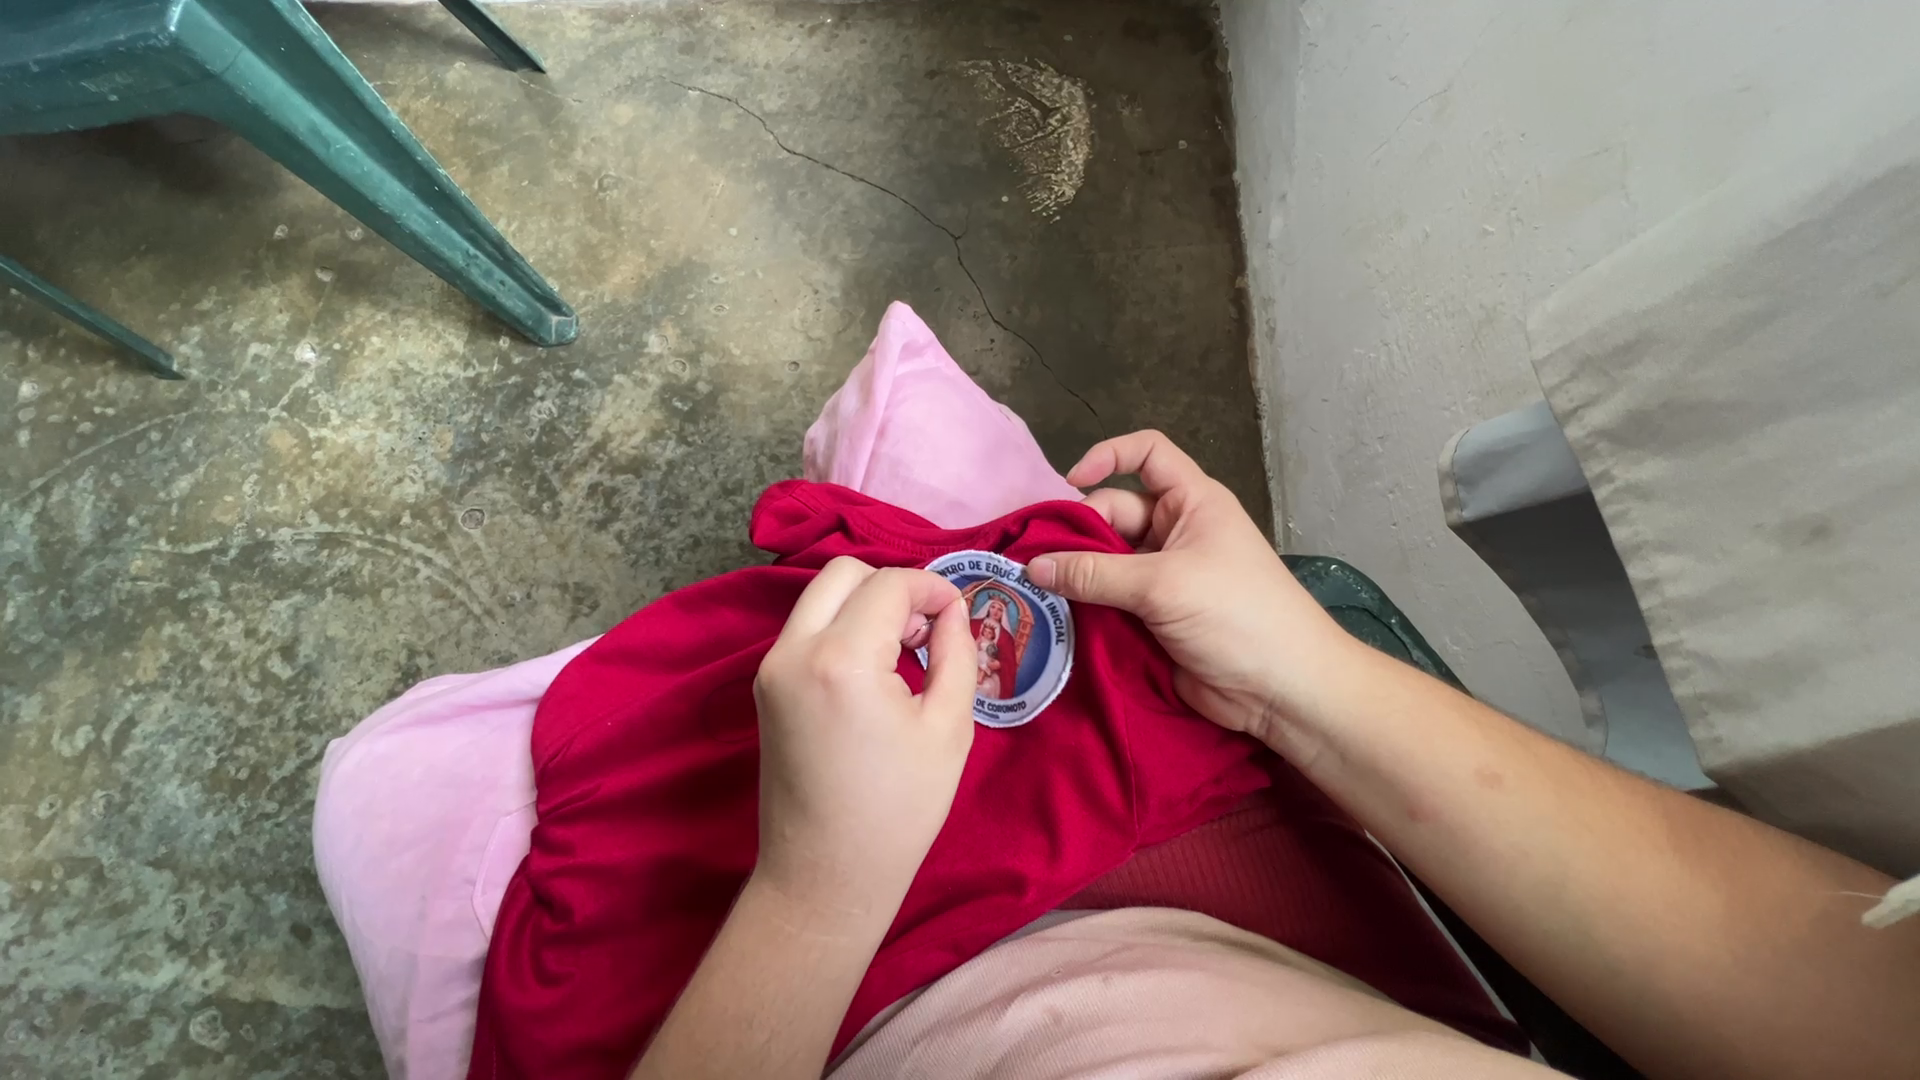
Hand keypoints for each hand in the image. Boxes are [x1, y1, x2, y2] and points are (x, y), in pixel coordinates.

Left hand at [752, 557, 976, 914]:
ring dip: (866, 605)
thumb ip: (956, 653)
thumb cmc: (898, 810)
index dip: (933, 588)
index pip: (889, 585)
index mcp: (842, 660)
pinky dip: (843, 628)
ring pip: (820, 596)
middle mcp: (794, 651)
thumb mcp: (948, 728)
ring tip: (903, 654)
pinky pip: (807, 628)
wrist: (824, 876)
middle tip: (926, 631)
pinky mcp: (765, 686)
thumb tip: (954, 611)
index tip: (957, 613)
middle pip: (845, 573)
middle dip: (893, 587)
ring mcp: (771, 668)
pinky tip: (872, 672)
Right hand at [1027, 431, 1359, 745]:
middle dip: (1078, 532)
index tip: (1072, 481)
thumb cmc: (1236, 615)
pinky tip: (1053, 615)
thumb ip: (1094, 574)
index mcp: (1191, 502)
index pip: (1147, 453)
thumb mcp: (1163, 585)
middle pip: (1113, 513)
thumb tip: (1031, 567)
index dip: (1109, 455)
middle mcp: (1174, 531)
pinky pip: (1107, 598)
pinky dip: (1084, 604)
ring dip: (1075, 573)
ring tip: (1034, 589)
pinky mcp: (1150, 616)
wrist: (1280, 690)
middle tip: (1040, 561)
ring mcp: (1161, 575)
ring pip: (1104, 560)